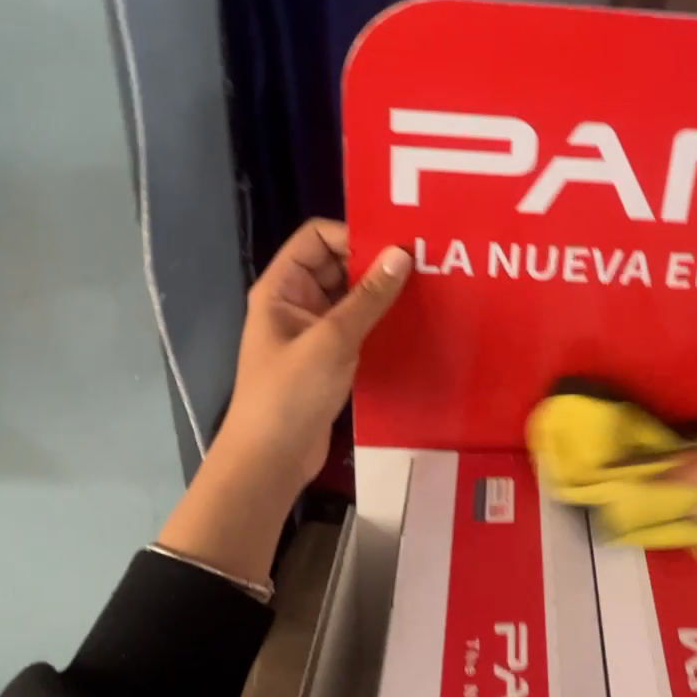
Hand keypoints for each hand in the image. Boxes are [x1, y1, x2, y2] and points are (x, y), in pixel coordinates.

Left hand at [215, 219, 410, 493]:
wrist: (270, 462)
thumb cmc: (289, 395)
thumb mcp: (331, 340)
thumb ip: (368, 297)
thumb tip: (402, 254)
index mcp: (282, 288)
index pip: (316, 237)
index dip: (353, 234)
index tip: (395, 244)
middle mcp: (296, 301)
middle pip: (337, 263)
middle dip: (375, 260)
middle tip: (424, 260)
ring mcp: (313, 330)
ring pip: (351, 294)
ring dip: (382, 290)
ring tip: (427, 285)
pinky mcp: (330, 356)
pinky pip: (358, 323)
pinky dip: (381, 317)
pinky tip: (414, 319)